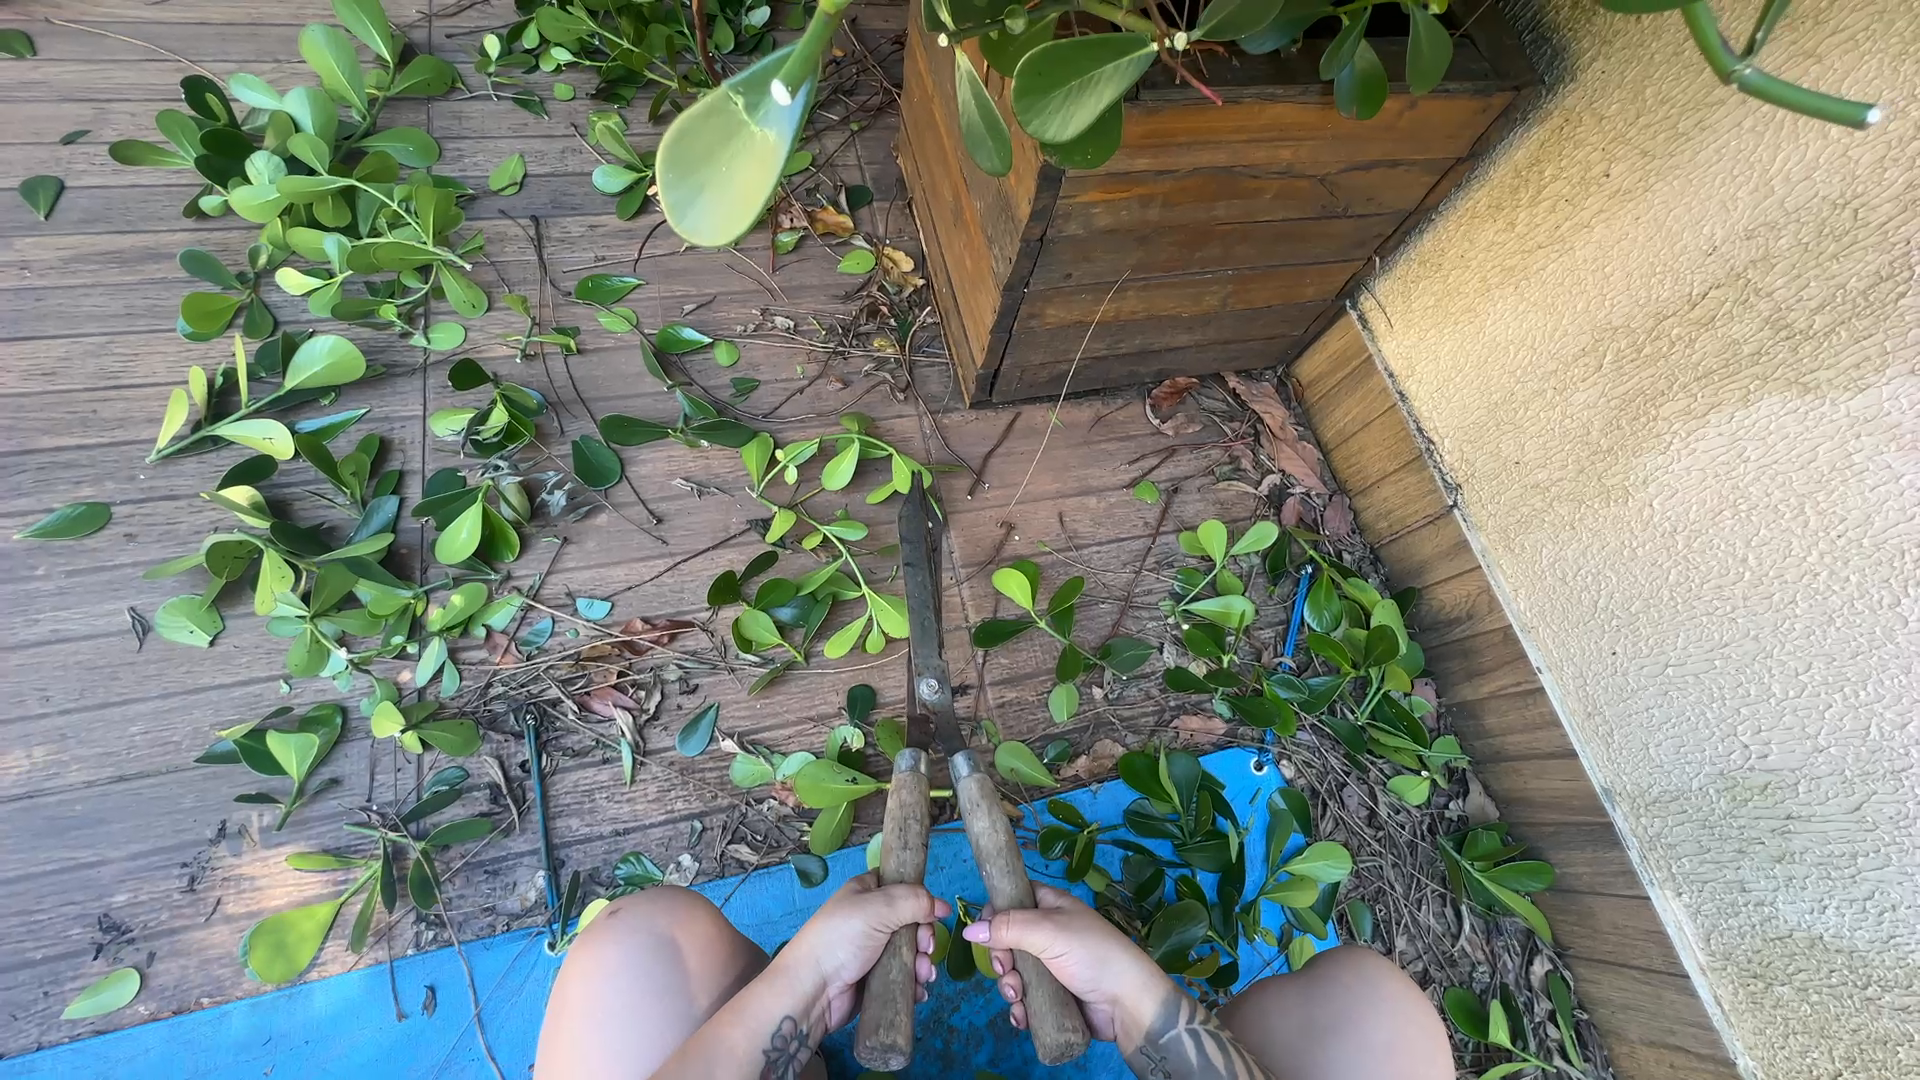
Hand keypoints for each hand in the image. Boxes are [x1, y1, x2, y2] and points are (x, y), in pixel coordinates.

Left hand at [774, 872, 952, 1031]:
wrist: (813, 990)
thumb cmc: (842, 937)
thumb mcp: (879, 907)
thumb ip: (914, 901)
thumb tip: (943, 907)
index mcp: (868, 892)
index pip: (903, 886)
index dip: (922, 899)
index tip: (935, 914)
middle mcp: (872, 919)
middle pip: (913, 922)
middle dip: (925, 937)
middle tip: (926, 949)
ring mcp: (874, 951)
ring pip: (911, 952)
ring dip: (924, 964)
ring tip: (923, 976)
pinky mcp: (875, 980)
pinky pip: (904, 978)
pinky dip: (914, 984)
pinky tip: (918, 991)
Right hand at [961, 884, 1175, 1047]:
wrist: (1126, 1002)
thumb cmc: (1090, 952)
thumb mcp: (1048, 931)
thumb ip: (1008, 927)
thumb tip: (970, 930)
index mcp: (1048, 906)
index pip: (1011, 900)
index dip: (994, 915)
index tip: (986, 934)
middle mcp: (1046, 932)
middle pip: (1006, 939)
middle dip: (1001, 959)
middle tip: (1008, 971)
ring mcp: (1049, 965)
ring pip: (1013, 971)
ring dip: (1009, 986)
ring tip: (1019, 998)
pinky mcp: (1052, 995)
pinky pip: (1025, 998)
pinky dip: (1019, 1007)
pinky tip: (1022, 1016)